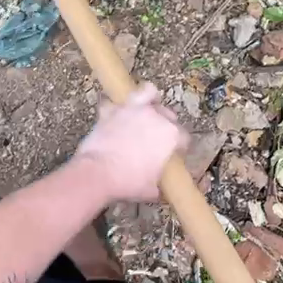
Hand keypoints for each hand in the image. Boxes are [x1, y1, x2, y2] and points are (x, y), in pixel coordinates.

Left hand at [73, 84, 187, 202]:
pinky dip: (117, 108)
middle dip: (166, 124)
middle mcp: (156, 116)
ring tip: (145, 110)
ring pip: (147, 92)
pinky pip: (116, 103)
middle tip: (157, 138)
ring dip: (148, 100)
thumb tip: (159, 189)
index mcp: (171, 135)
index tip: (174, 154)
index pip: (184, 137)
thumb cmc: (129, 183)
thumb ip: (160, 184)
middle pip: (168, 114)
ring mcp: (133, 110)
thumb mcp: (152, 190)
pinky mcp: (112, 110)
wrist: (98, 173)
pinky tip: (116, 115)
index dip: (180, 147)